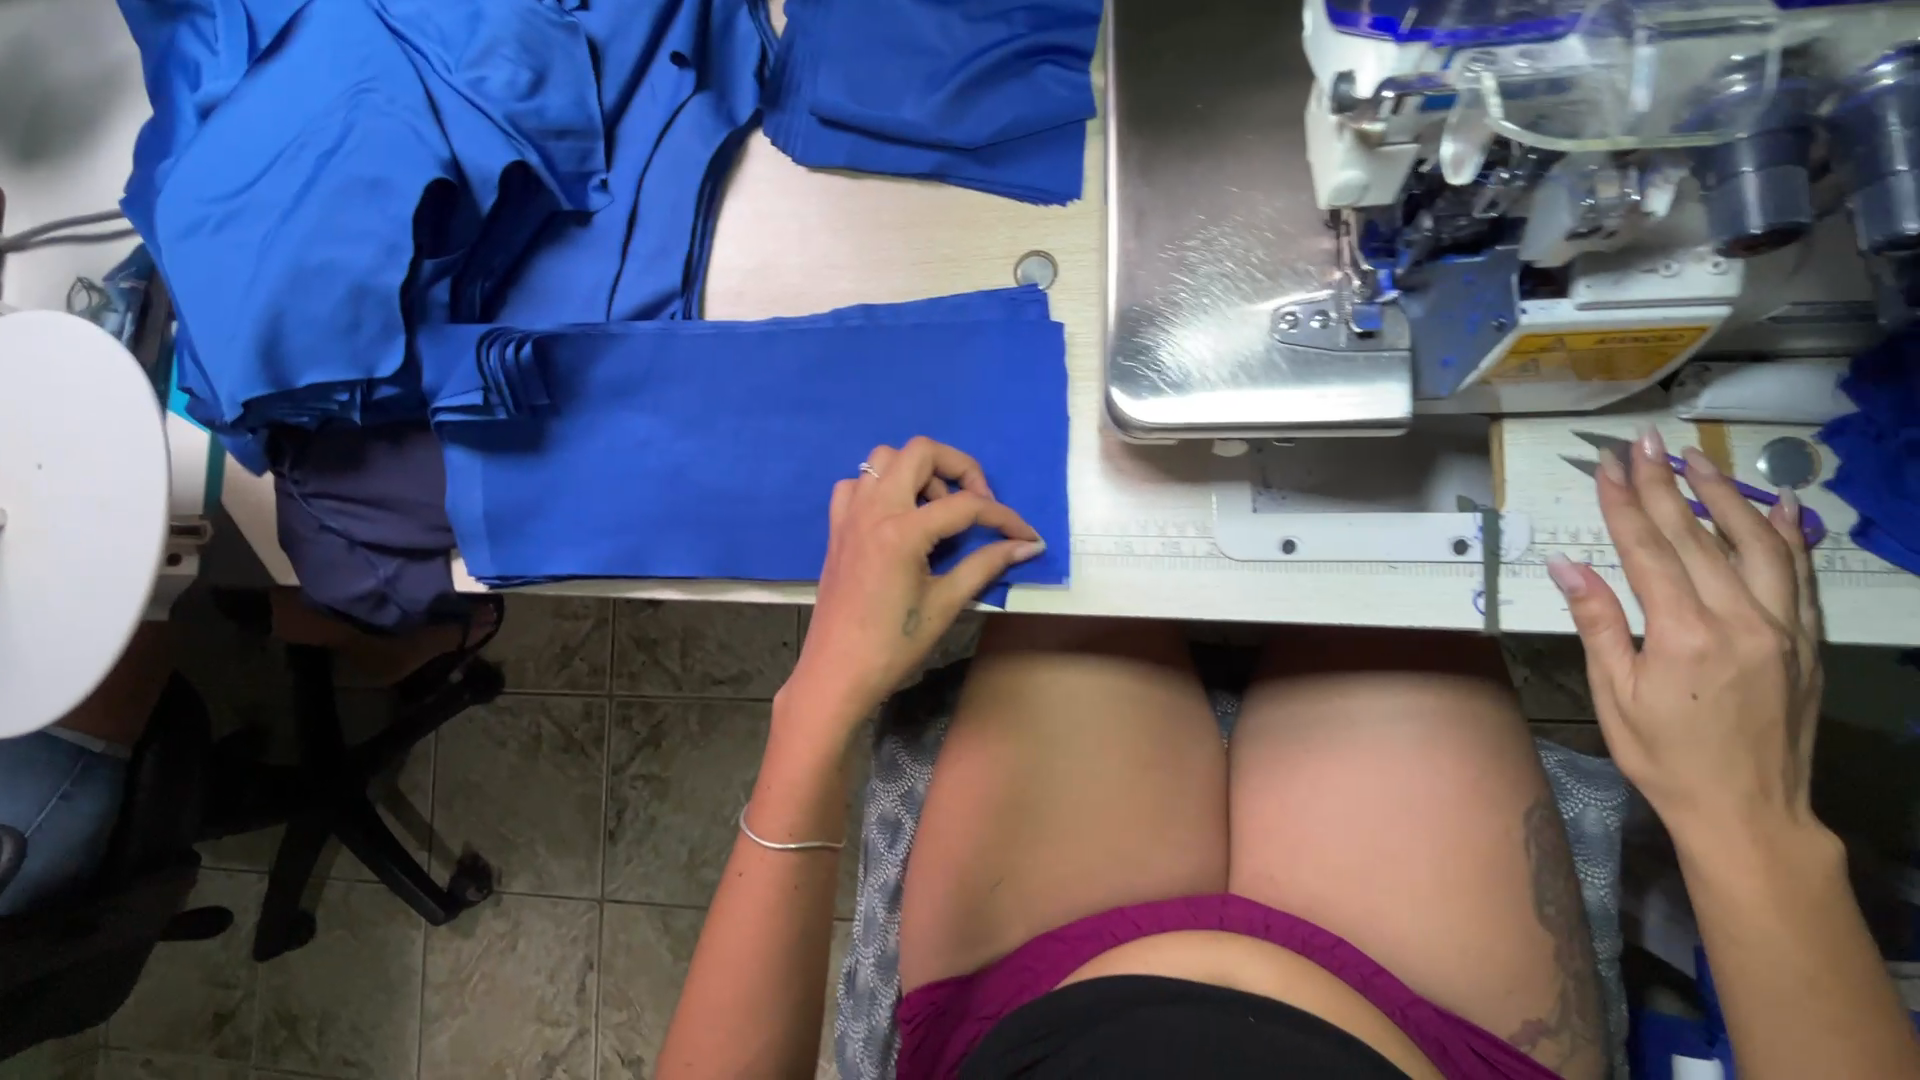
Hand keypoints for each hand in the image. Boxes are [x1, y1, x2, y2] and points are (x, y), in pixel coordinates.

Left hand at [782, 437, 1045, 735]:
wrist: (836, 673)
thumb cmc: (893, 646)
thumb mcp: (946, 604)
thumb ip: (986, 565)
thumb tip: (1026, 546)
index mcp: (902, 531)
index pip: (966, 505)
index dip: (1004, 518)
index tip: (1026, 536)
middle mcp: (873, 509)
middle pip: (921, 451)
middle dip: (959, 468)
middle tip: (977, 506)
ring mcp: (849, 515)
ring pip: (884, 458)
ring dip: (918, 472)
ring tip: (936, 511)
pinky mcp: (837, 527)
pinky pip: (857, 484)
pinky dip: (882, 487)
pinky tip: (898, 517)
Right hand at [1547, 427, 1821, 839]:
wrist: (1749, 811)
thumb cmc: (1662, 755)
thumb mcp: (1612, 694)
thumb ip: (1598, 623)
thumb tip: (1567, 565)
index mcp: (1685, 634)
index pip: (1649, 551)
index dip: (1626, 504)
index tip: (1609, 466)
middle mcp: (1741, 620)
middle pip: (1698, 537)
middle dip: (1666, 485)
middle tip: (1645, 443)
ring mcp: (1783, 628)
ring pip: (1756, 545)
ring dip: (1725, 497)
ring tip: (1700, 459)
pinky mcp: (1807, 641)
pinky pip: (1799, 576)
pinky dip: (1786, 535)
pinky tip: (1777, 506)